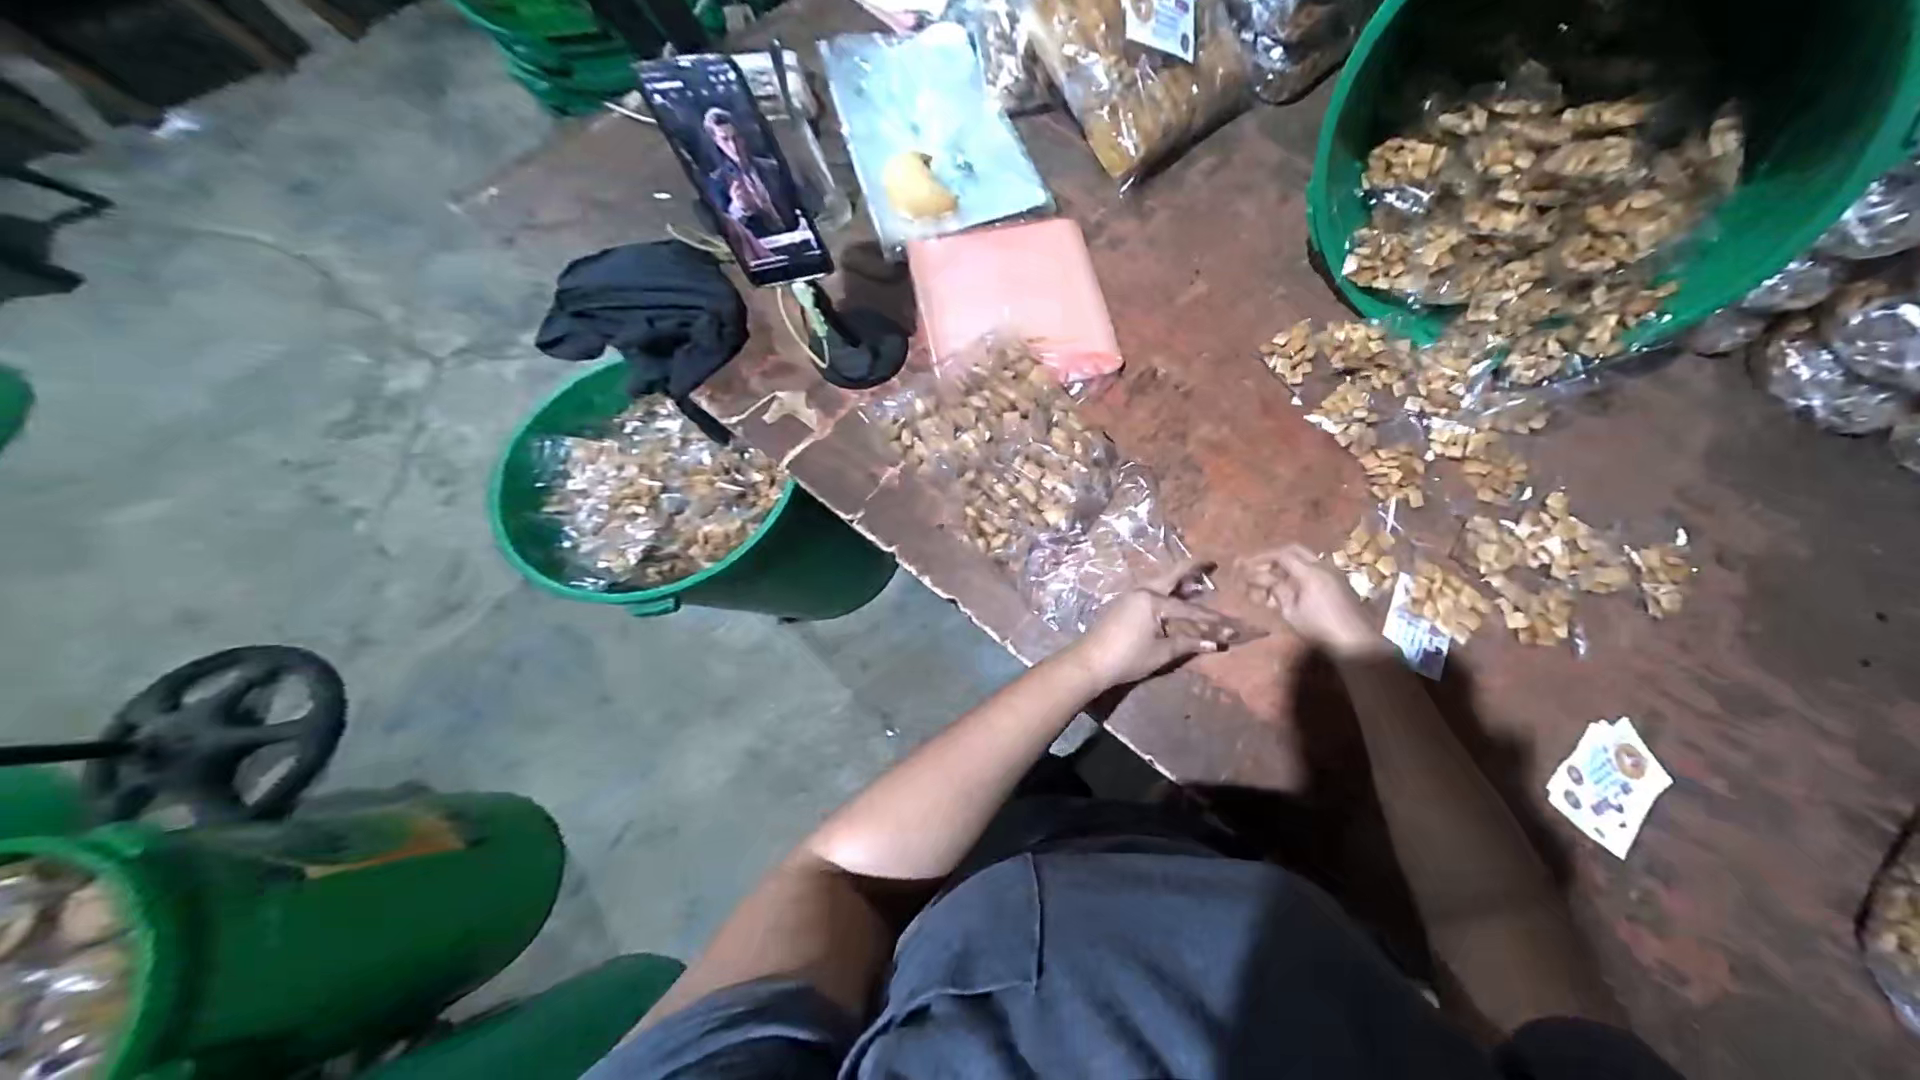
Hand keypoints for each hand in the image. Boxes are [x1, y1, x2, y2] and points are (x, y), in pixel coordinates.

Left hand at [1066, 560, 1229, 689]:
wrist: (1089, 662)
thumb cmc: (1127, 657)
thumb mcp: (1161, 652)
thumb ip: (1188, 644)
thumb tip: (1215, 642)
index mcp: (1152, 600)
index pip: (1188, 608)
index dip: (1210, 619)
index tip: (1230, 626)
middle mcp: (1141, 591)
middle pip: (1171, 576)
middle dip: (1191, 568)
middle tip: (1210, 561)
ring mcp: (1130, 595)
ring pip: (1159, 581)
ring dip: (1177, 579)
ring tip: (1195, 578)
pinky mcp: (1123, 604)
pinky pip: (1150, 590)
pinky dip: (1165, 590)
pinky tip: (1173, 595)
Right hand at [1243, 544, 1388, 658]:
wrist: (1356, 642)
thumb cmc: (1319, 628)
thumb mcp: (1290, 611)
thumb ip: (1276, 590)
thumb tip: (1262, 578)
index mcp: (1309, 572)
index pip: (1281, 555)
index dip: (1262, 558)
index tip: (1247, 565)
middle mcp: (1323, 566)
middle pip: (1294, 550)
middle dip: (1274, 556)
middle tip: (1259, 567)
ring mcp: (1334, 573)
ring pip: (1306, 558)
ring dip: (1287, 564)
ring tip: (1272, 579)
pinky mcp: (1339, 583)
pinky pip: (1315, 568)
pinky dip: (1299, 571)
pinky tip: (1290, 587)